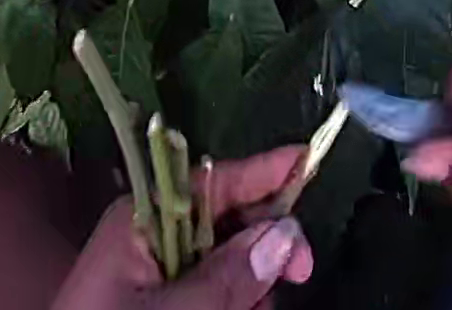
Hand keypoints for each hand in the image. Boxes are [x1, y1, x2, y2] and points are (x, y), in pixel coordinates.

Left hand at [54, 146, 315, 309]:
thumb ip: (225, 279)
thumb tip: (285, 234)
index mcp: (144, 219)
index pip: (216, 178)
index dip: (264, 168)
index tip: (307, 158)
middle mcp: (153, 233)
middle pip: (229, 217)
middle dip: (265, 241)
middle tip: (301, 271)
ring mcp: (157, 270)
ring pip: (228, 256)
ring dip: (251, 282)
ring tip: (259, 308)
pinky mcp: (164, 299)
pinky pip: (215, 286)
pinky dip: (234, 298)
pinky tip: (245, 309)